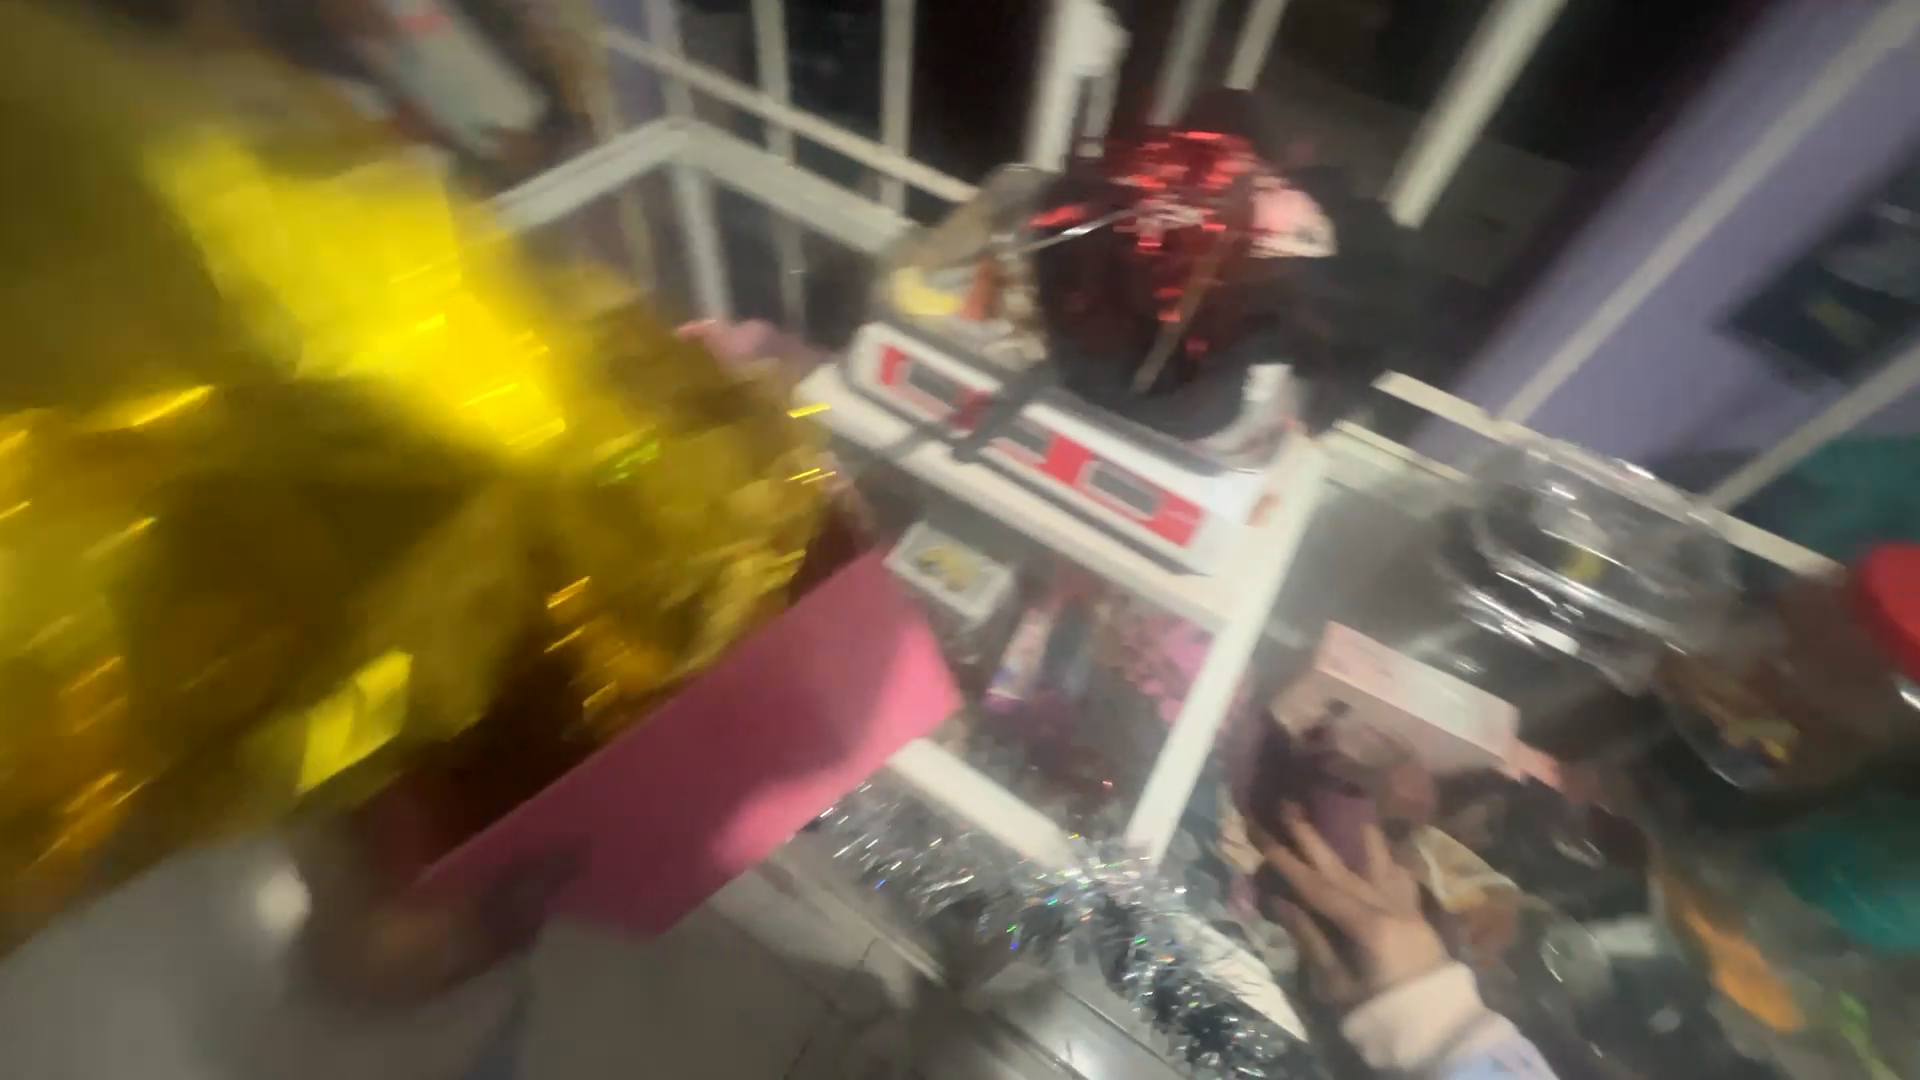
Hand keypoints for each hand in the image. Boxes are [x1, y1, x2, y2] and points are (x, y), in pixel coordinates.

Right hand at [1254, 804, 1449, 1008]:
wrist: (1445, 1045)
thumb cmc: (1383, 1018)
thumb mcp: (1337, 985)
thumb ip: (1310, 938)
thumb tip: (1278, 899)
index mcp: (1366, 924)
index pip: (1313, 883)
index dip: (1281, 856)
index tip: (1256, 828)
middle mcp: (1388, 907)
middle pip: (1341, 865)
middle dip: (1309, 834)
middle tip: (1285, 803)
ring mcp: (1409, 911)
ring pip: (1379, 864)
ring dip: (1358, 835)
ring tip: (1349, 806)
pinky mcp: (1421, 920)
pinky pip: (1403, 880)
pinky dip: (1391, 861)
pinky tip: (1385, 849)